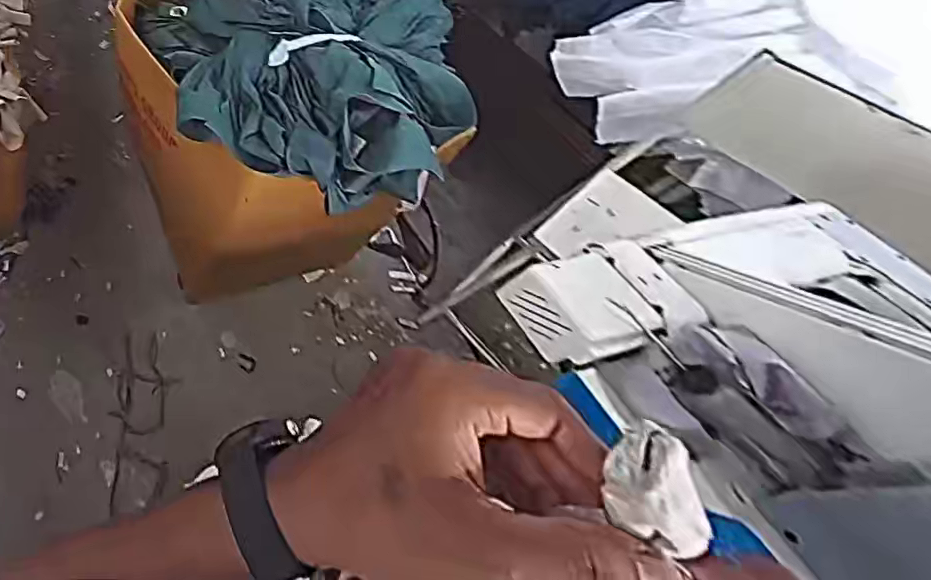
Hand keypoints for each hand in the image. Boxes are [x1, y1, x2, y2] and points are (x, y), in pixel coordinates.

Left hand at [267, 349, 685, 578]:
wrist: (298, 516)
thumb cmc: (363, 518)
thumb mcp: (482, 546)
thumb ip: (568, 553)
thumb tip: (632, 557)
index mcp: (447, 385)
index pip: (550, 409)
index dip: (595, 463)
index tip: (624, 506)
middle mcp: (429, 373)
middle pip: (525, 416)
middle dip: (564, 478)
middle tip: (596, 529)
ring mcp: (413, 387)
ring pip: (499, 427)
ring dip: (532, 479)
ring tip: (553, 533)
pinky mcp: (404, 407)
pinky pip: (468, 432)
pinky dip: (496, 473)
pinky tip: (508, 515)